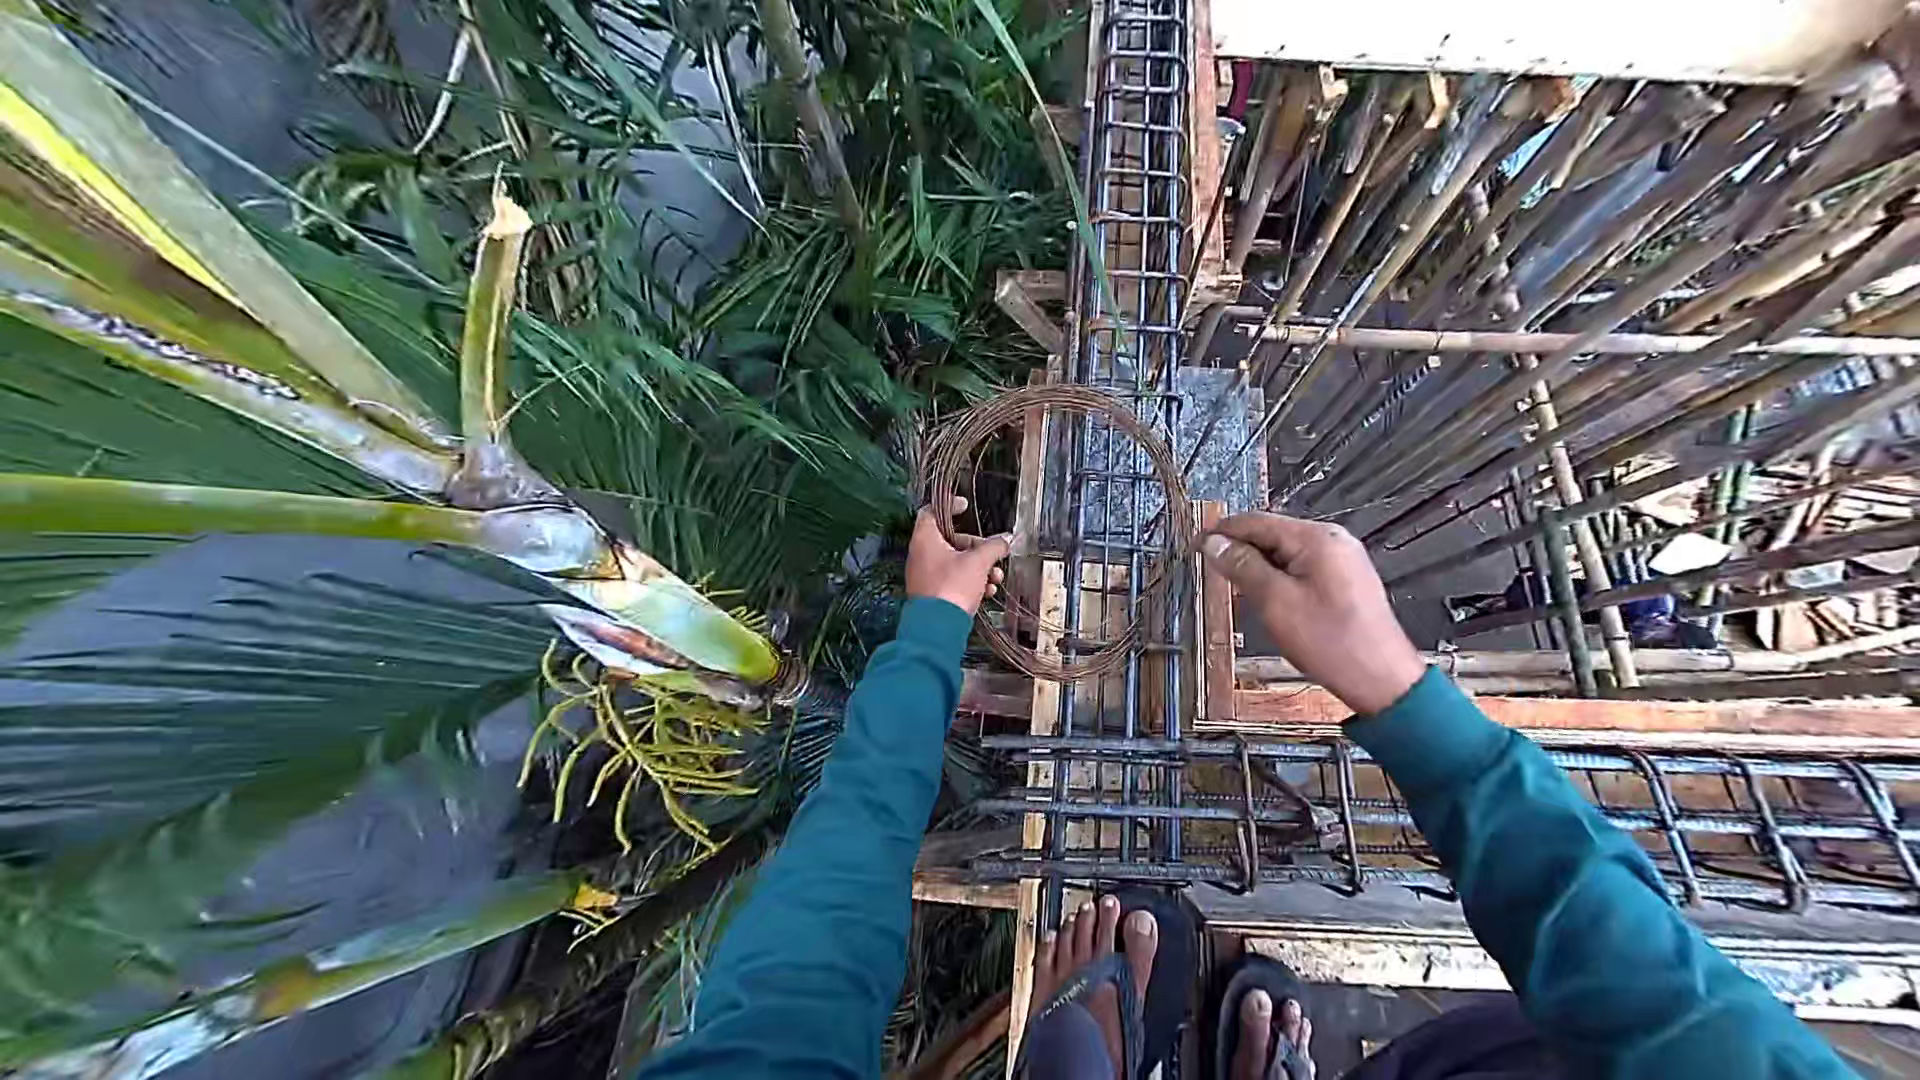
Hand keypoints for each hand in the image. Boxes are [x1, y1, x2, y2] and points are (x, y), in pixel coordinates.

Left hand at [907, 497, 1010, 615]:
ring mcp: (927, 575)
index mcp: (925, 539)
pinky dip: (971, 581)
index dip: (950, 506)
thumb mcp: (978, 562)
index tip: (965, 506)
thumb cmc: (952, 588)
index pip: (931, 511)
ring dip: (979, 567)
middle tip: (993, 553)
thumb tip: (1006, 540)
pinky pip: (954, 579)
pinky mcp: (934, 593)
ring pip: (956, 562)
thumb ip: (993, 547)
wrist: (938, 628)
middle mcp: (922, 555)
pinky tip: (987, 591)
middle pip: (951, 539)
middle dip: (977, 546)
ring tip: (995, 577)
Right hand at [1201, 513, 1425, 715]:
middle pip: (1269, 533)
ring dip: (1255, 564)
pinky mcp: (1342, 578)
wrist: (1380, 679)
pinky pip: (1298, 565)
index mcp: (1316, 539)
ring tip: (1234, 586)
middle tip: (1210, 569)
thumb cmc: (1331, 642)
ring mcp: (1340, 558)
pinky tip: (1263, 595)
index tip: (1196, 545)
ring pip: (1282, 550)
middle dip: (1238, 549)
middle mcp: (1332, 541)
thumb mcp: (1274, 601)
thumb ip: (1241, 566)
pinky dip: (1275, 575)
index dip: (1221, 532)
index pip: (1255, 521)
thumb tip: (1214, 543)